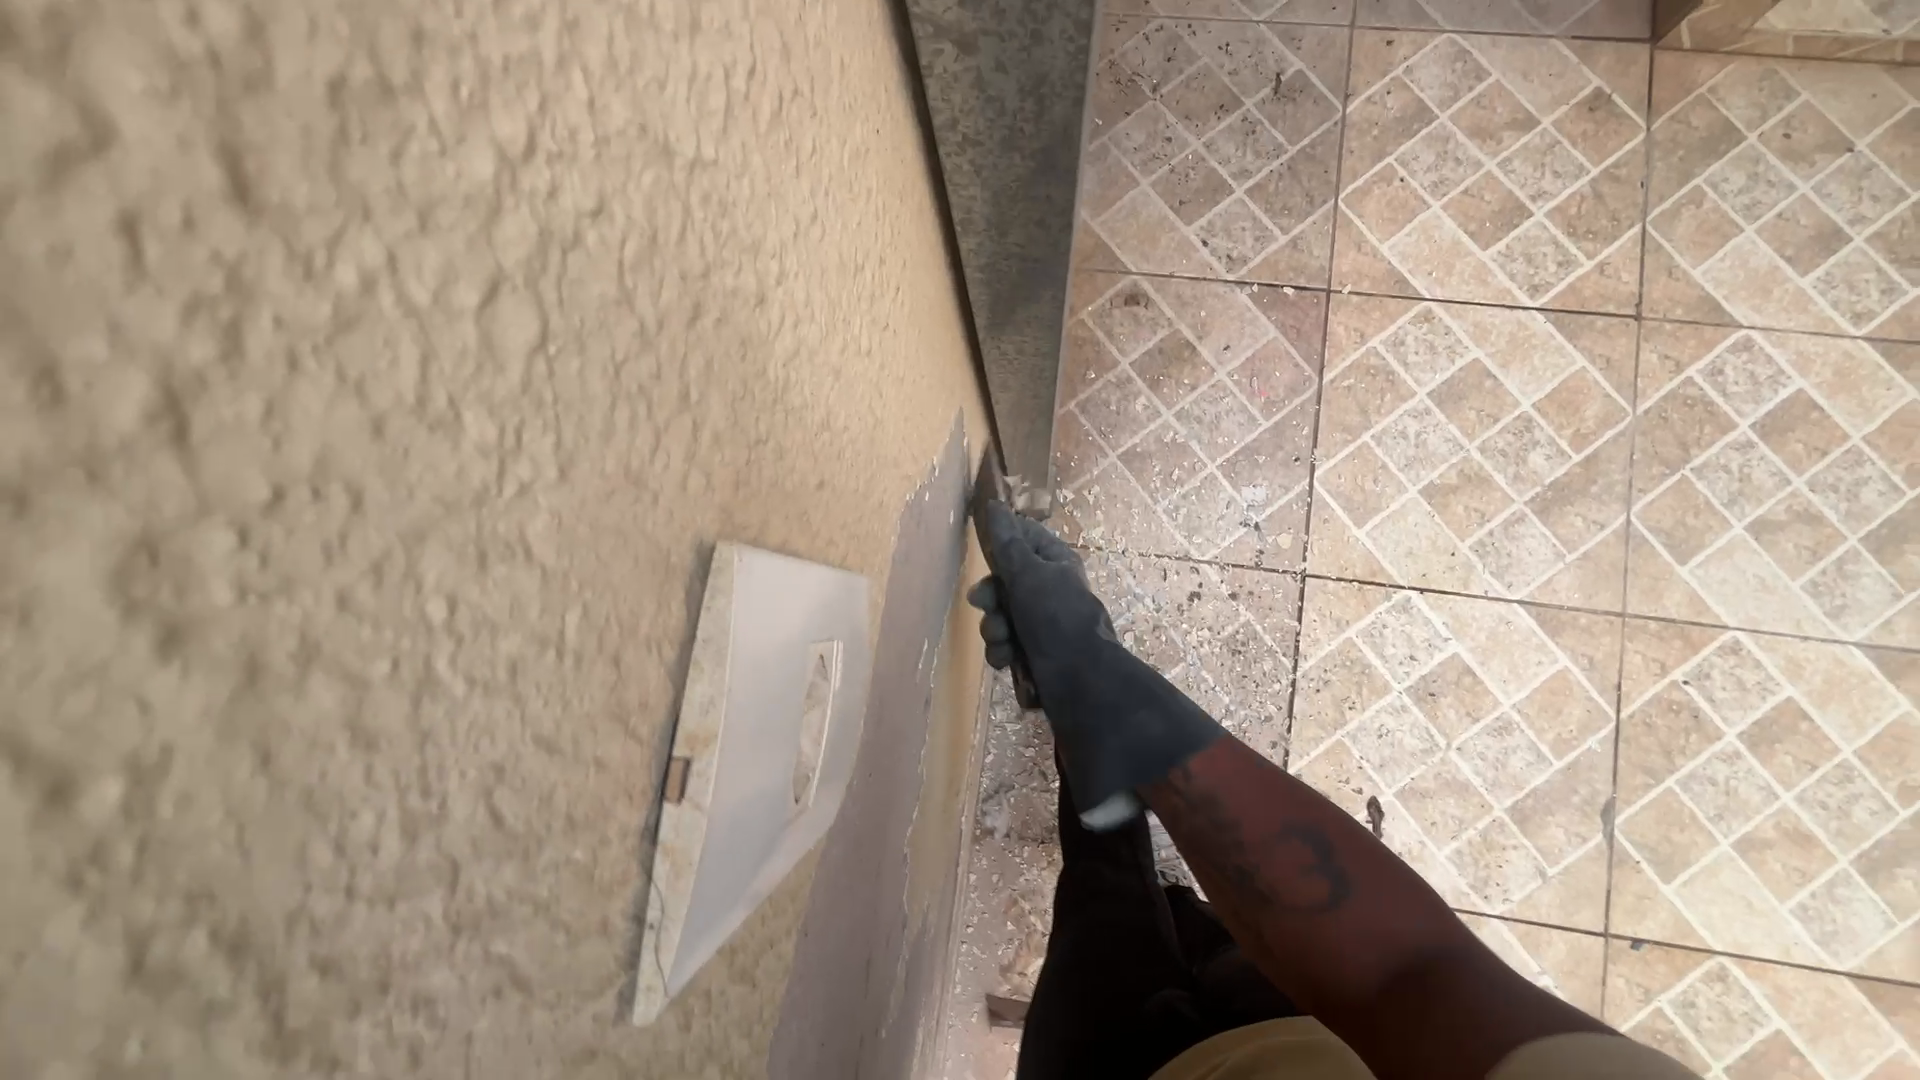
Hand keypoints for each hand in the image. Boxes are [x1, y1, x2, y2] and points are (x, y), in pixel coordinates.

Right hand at [965, 502, 1114, 697]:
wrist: (1079, 679)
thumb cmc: (1055, 617)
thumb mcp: (1027, 572)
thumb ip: (1006, 541)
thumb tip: (994, 504)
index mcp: (1055, 563)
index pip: (1023, 539)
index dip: (1001, 545)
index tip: (986, 553)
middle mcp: (1047, 591)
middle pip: (1002, 584)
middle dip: (990, 599)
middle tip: (987, 605)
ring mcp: (1040, 625)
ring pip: (998, 618)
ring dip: (995, 630)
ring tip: (1006, 642)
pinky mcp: (1031, 655)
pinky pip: (1003, 647)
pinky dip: (1003, 654)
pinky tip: (1012, 661)